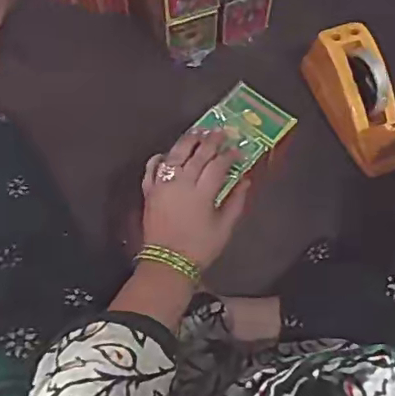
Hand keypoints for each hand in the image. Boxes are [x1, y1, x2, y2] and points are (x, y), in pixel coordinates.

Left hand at [139, 129, 250, 270]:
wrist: (167, 263)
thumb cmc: (199, 248)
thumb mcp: (224, 228)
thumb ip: (235, 202)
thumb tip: (245, 181)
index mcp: (202, 193)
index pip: (218, 165)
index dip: (230, 155)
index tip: (238, 150)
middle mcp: (181, 183)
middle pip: (198, 154)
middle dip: (211, 141)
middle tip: (220, 132)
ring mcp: (162, 185)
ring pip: (175, 155)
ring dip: (187, 141)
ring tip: (198, 132)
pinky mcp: (149, 192)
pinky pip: (152, 169)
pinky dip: (159, 158)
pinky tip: (166, 154)